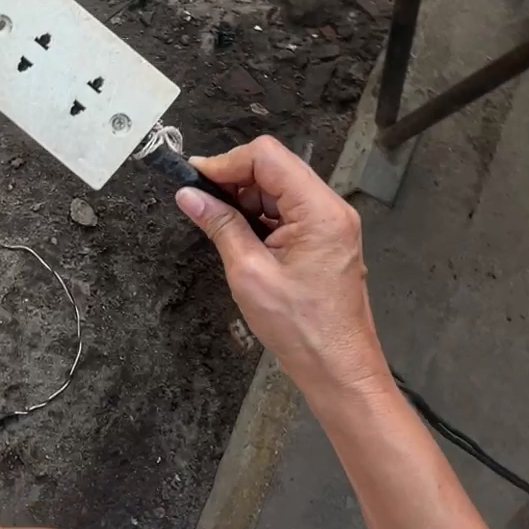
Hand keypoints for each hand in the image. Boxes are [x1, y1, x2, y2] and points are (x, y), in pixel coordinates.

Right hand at [176, 136, 386, 393]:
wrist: (340, 371)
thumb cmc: (300, 328)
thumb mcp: (248, 272)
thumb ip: (219, 224)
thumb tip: (188, 194)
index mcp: (319, 211)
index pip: (267, 156)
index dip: (227, 162)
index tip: (196, 180)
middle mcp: (330, 209)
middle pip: (274, 165)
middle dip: (234, 177)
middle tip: (202, 200)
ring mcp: (330, 223)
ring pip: (277, 185)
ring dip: (245, 196)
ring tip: (220, 222)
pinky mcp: (324, 238)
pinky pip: (286, 207)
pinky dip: (259, 213)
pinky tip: (241, 234)